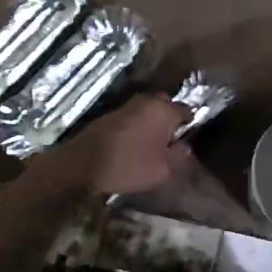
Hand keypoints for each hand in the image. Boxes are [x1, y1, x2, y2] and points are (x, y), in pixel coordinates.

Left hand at [29, 94, 190, 195]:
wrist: (82, 164)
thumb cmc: (129, 166)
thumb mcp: (163, 170)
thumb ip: (180, 156)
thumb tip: (184, 146)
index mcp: (163, 109)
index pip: (187, 110)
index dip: (189, 125)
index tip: (187, 140)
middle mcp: (146, 101)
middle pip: (166, 107)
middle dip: (170, 121)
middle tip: (171, 143)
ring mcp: (126, 106)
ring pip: (148, 112)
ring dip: (152, 124)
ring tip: (153, 146)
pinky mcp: (110, 115)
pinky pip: (133, 118)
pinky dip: (137, 128)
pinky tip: (134, 145)